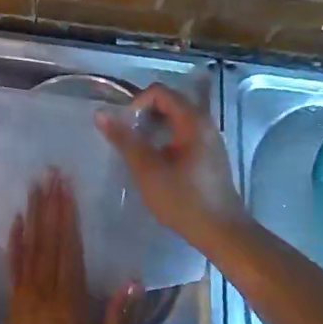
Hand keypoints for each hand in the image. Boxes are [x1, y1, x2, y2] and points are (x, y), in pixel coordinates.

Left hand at [2, 171, 135, 323]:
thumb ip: (117, 321)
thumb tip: (133, 281)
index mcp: (70, 301)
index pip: (70, 248)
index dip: (69, 215)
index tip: (68, 186)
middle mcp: (46, 291)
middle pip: (49, 239)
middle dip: (51, 203)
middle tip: (51, 172)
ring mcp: (26, 296)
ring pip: (31, 246)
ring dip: (34, 213)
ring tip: (35, 185)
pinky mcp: (14, 305)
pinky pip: (14, 266)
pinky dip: (15, 241)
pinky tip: (16, 221)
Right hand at [95, 84, 250, 252]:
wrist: (221, 231)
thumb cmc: (183, 200)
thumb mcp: (148, 170)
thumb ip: (124, 140)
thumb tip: (100, 114)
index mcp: (192, 119)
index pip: (160, 92)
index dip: (137, 103)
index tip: (125, 127)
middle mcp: (204, 121)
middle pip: (169, 101)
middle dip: (144, 114)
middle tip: (129, 138)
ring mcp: (209, 137)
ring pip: (176, 118)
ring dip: (154, 127)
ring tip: (140, 150)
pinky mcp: (210, 153)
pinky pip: (184, 132)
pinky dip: (166, 137)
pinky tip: (158, 161)